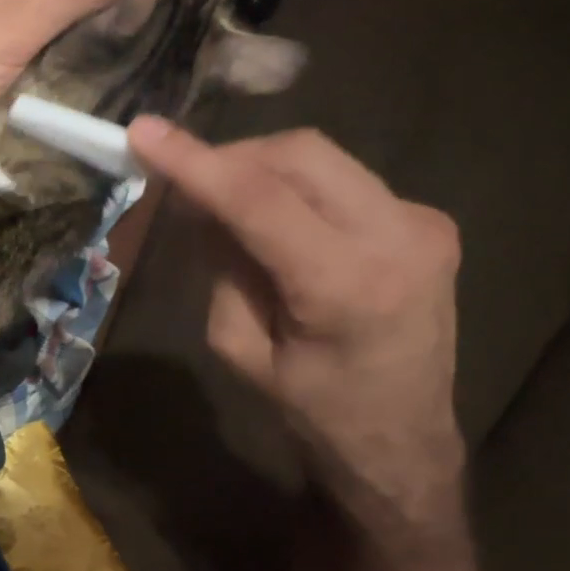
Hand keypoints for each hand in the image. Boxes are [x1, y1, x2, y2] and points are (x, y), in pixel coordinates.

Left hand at [0, 0, 186, 167]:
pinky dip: (54, 101)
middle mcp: (0, 15)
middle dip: (113, 9)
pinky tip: (87, 114)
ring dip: (87, 62)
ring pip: (47, 53)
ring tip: (150, 76)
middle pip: (64, 3)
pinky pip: (25, 95)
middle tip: (182, 29)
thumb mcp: (18, 17)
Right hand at [128, 120, 465, 524]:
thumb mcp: (239, 348)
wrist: (402, 438)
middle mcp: (398, 237)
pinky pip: (341, 181)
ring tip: (223, 209)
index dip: (196, 162)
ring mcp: (422, 222)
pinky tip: (274, 228)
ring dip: (261, 171)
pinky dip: (292, 190)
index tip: (144, 132)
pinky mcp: (425, 221)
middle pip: (299, 155)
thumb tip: (206, 210)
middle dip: (230, 157)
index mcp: (346, 284)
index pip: (259, 199)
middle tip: (182, 180)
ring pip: (322, 159)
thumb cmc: (311, 409)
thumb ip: (222, 271)